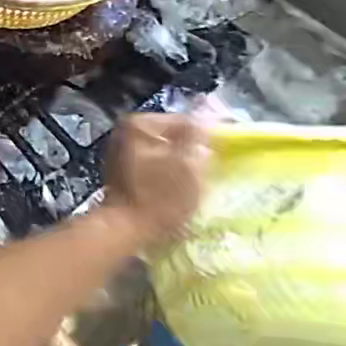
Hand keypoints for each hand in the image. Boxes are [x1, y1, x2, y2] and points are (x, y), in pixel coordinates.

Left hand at [100, 114, 210, 247]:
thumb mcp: (188, 164)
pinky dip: (166, 173)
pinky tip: (177, 189)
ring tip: (197, 181)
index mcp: (140, 123)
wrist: (124, 230)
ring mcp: (120, 151)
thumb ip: (198, 136)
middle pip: (171, 136)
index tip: (225, 151)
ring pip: (163, 151)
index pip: (184, 121)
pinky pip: (152, 166)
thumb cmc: (159, 197)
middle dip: (192, 150)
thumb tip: (206, 116)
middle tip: (212, 167)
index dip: (207, 136)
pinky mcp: (121, 172)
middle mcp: (126, 131)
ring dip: (180, 163)